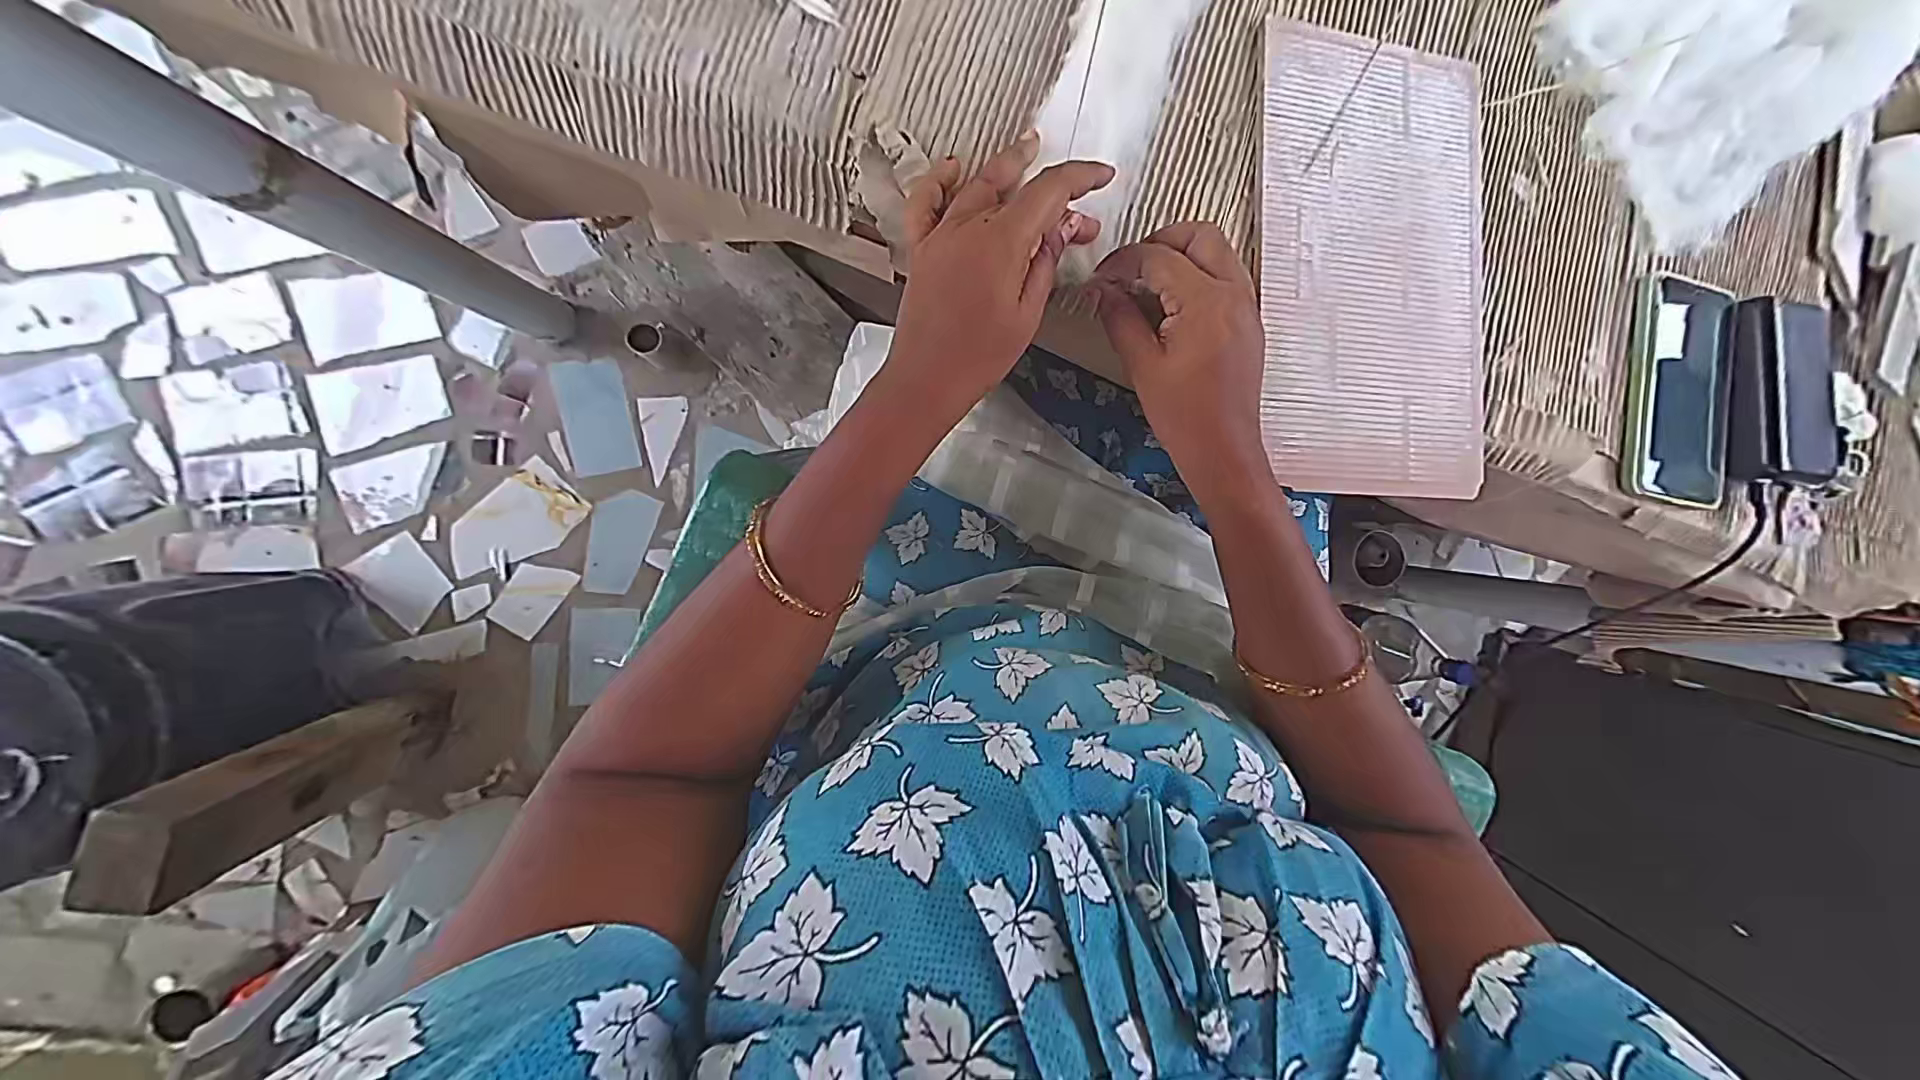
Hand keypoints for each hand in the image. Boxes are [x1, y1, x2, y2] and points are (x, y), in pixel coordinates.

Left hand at [888, 133, 1112, 419]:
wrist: (927, 379)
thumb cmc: (975, 358)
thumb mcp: (1027, 314)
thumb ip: (1045, 264)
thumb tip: (1061, 230)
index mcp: (1001, 244)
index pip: (1048, 191)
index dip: (1079, 178)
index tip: (1098, 177)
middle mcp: (967, 230)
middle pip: (1015, 185)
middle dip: (1050, 181)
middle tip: (1073, 187)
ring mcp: (940, 237)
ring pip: (975, 184)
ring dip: (1004, 166)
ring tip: (1024, 153)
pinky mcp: (921, 250)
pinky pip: (925, 201)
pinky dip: (940, 180)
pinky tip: (953, 169)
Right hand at [1092, 222, 1269, 497]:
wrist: (1222, 448)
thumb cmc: (1185, 416)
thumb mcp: (1142, 366)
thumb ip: (1120, 319)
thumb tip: (1104, 291)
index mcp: (1205, 303)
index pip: (1159, 257)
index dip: (1123, 261)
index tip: (1103, 276)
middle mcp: (1234, 294)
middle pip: (1199, 235)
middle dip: (1159, 242)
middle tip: (1128, 268)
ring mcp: (1247, 306)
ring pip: (1217, 251)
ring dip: (1181, 255)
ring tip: (1147, 284)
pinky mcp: (1248, 321)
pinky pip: (1225, 277)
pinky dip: (1197, 275)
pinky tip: (1170, 304)